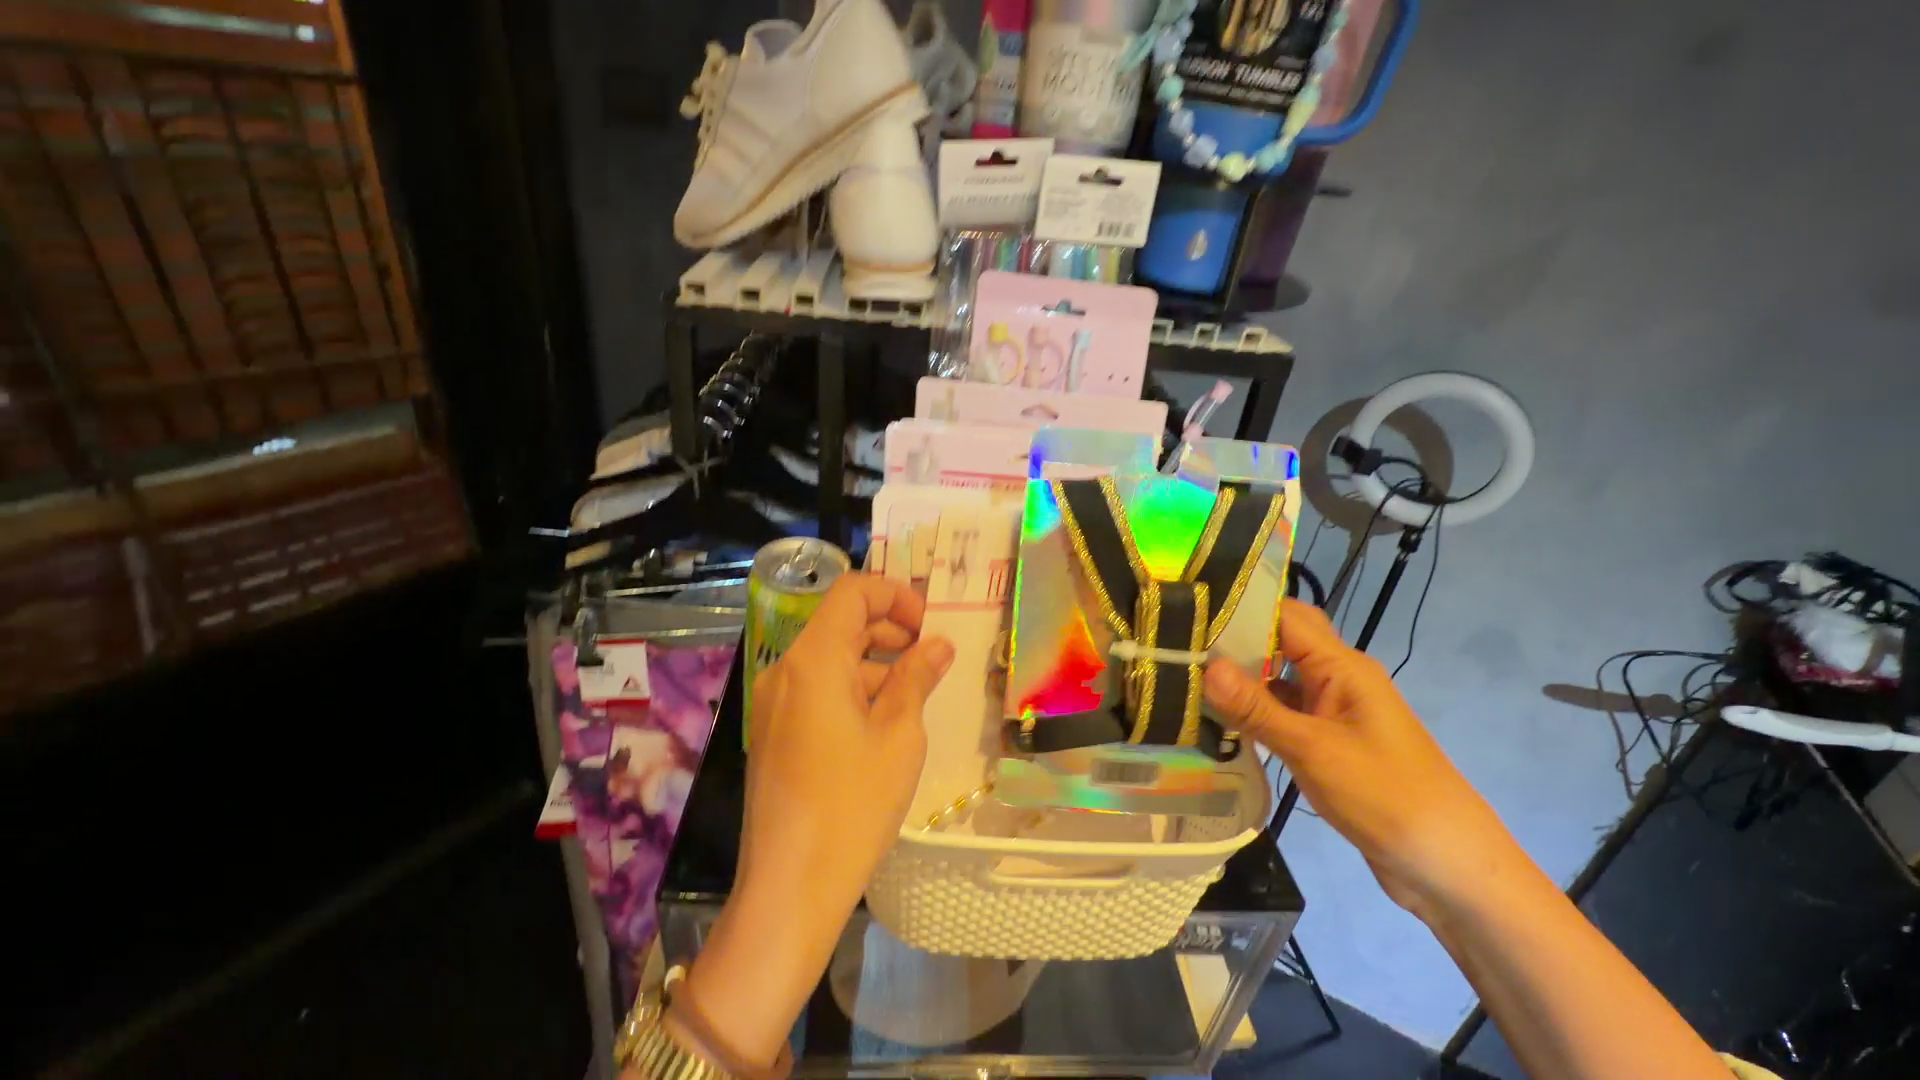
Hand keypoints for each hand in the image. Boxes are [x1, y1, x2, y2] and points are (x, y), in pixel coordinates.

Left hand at [738, 572, 954, 911]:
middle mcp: (785, 672)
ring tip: (916, 696)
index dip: (895, 595)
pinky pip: (816, 692)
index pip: (851, 593)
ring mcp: (773, 705)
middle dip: (888, 629)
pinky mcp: (773, 735)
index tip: (930, 624)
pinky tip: (884, 725)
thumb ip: (917, 679)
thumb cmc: (852, 805)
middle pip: (839, 624)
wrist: (790, 885)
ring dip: (874, 664)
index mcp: (813, 660)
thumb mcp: (899, 737)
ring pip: (829, 660)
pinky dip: (852, 691)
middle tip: (932, 657)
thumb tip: (938, 644)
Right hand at [1203, 600, 1523, 918]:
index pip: (1285, 616)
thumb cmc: (1384, 795)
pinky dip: (1254, 715)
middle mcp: (1337, 680)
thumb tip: (1205, 664)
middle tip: (1175, 646)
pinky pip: (1284, 715)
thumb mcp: (1313, 750)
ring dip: (1240, 681)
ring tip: (1182, 679)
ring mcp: (1333, 713)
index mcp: (1342, 667)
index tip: (1186, 612)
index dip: (1239, 608)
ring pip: (1278, 681)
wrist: (1444, 862)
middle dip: (1234, 642)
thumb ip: (1257, 708)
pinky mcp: (1328, 744)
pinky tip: (1216, 724)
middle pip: (1280, 643)